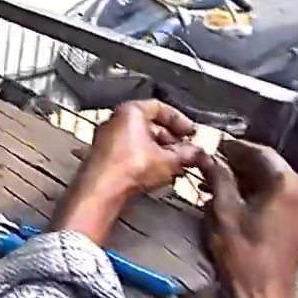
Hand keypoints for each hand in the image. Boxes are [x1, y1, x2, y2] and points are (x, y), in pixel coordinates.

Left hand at [51, 100, 202, 243]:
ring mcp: (106, 138)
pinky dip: (143, 157)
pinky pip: (128, 151)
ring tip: (173, 164)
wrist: (101, 190)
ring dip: (158, 150)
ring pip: (139, 139)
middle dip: (170, 138)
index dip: (179, 120)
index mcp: (130, 112)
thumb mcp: (168, 160)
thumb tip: (197, 152)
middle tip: (185, 150)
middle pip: (149, 124)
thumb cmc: (130, 167)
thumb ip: (186, 153)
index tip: (190, 132)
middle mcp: (115, 120)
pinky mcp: (103, 156)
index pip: (160, 107)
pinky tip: (155, 172)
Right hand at [199, 139, 297, 297]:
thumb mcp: (224, 211)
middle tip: (214, 161)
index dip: (235, 147)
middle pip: (270, 166)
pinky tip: (235, 197)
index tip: (215, 145)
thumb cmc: (242, 253)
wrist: (264, 294)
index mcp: (288, 184)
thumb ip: (218, 178)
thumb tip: (207, 156)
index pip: (261, 153)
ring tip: (218, 179)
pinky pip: (280, 196)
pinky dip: (259, 193)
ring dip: (248, 178)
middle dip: (241, 162)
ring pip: (274, 181)